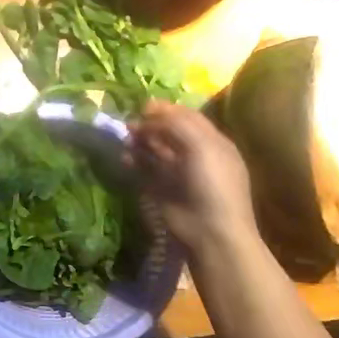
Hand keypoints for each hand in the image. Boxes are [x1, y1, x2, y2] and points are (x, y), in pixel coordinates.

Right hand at [131, 100, 255, 255]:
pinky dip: (134, 162)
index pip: (187, 118)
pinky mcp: (162, 190)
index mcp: (212, 142)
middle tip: (129, 124)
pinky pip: (145, 171)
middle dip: (150, 126)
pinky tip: (125, 158)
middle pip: (169, 133)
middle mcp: (195, 155)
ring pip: (155, 150)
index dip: (166, 110)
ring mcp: (178, 173)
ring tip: (125, 139)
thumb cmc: (213, 183)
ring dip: (140, 142)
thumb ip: (177, 125)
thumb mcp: (202, 146)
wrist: (211, 231)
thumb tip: (151, 113)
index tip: (143, 106)